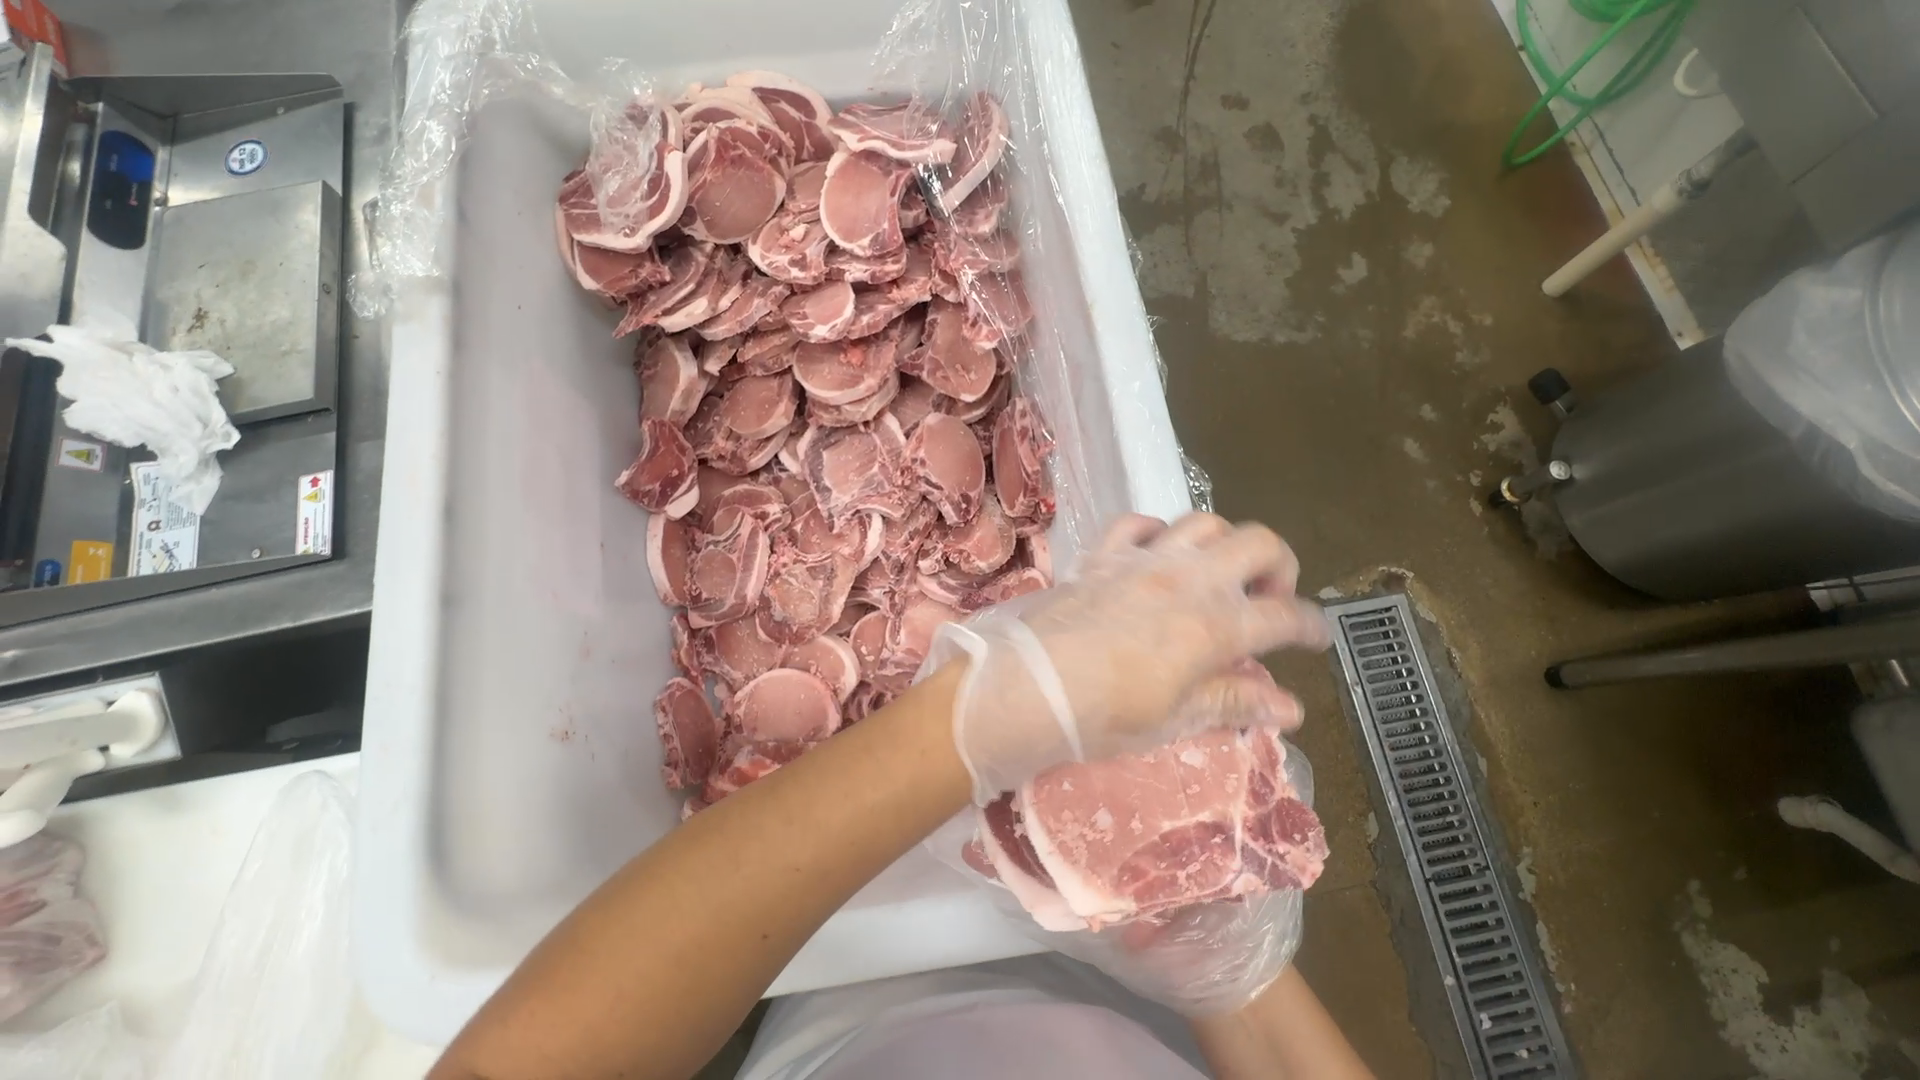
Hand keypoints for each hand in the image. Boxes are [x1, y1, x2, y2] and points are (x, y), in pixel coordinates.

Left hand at [928, 512, 1329, 802]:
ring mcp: (1141, 560)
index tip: (1315, 639)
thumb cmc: (1101, 717)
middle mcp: (1186, 579)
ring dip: (1223, 543)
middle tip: (1268, 598)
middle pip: (1258, 544)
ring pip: (1203, 522)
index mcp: (1213, 626)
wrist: (1022, 691)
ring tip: (1217, 574)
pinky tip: (1156, 554)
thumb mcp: (1174, 720)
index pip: (1282, 615)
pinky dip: (1157, 532)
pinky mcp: (1101, 556)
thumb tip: (1289, 708)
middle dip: (1279, 566)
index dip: (1309, 626)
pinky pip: (1137, 523)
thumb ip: (1232, 703)